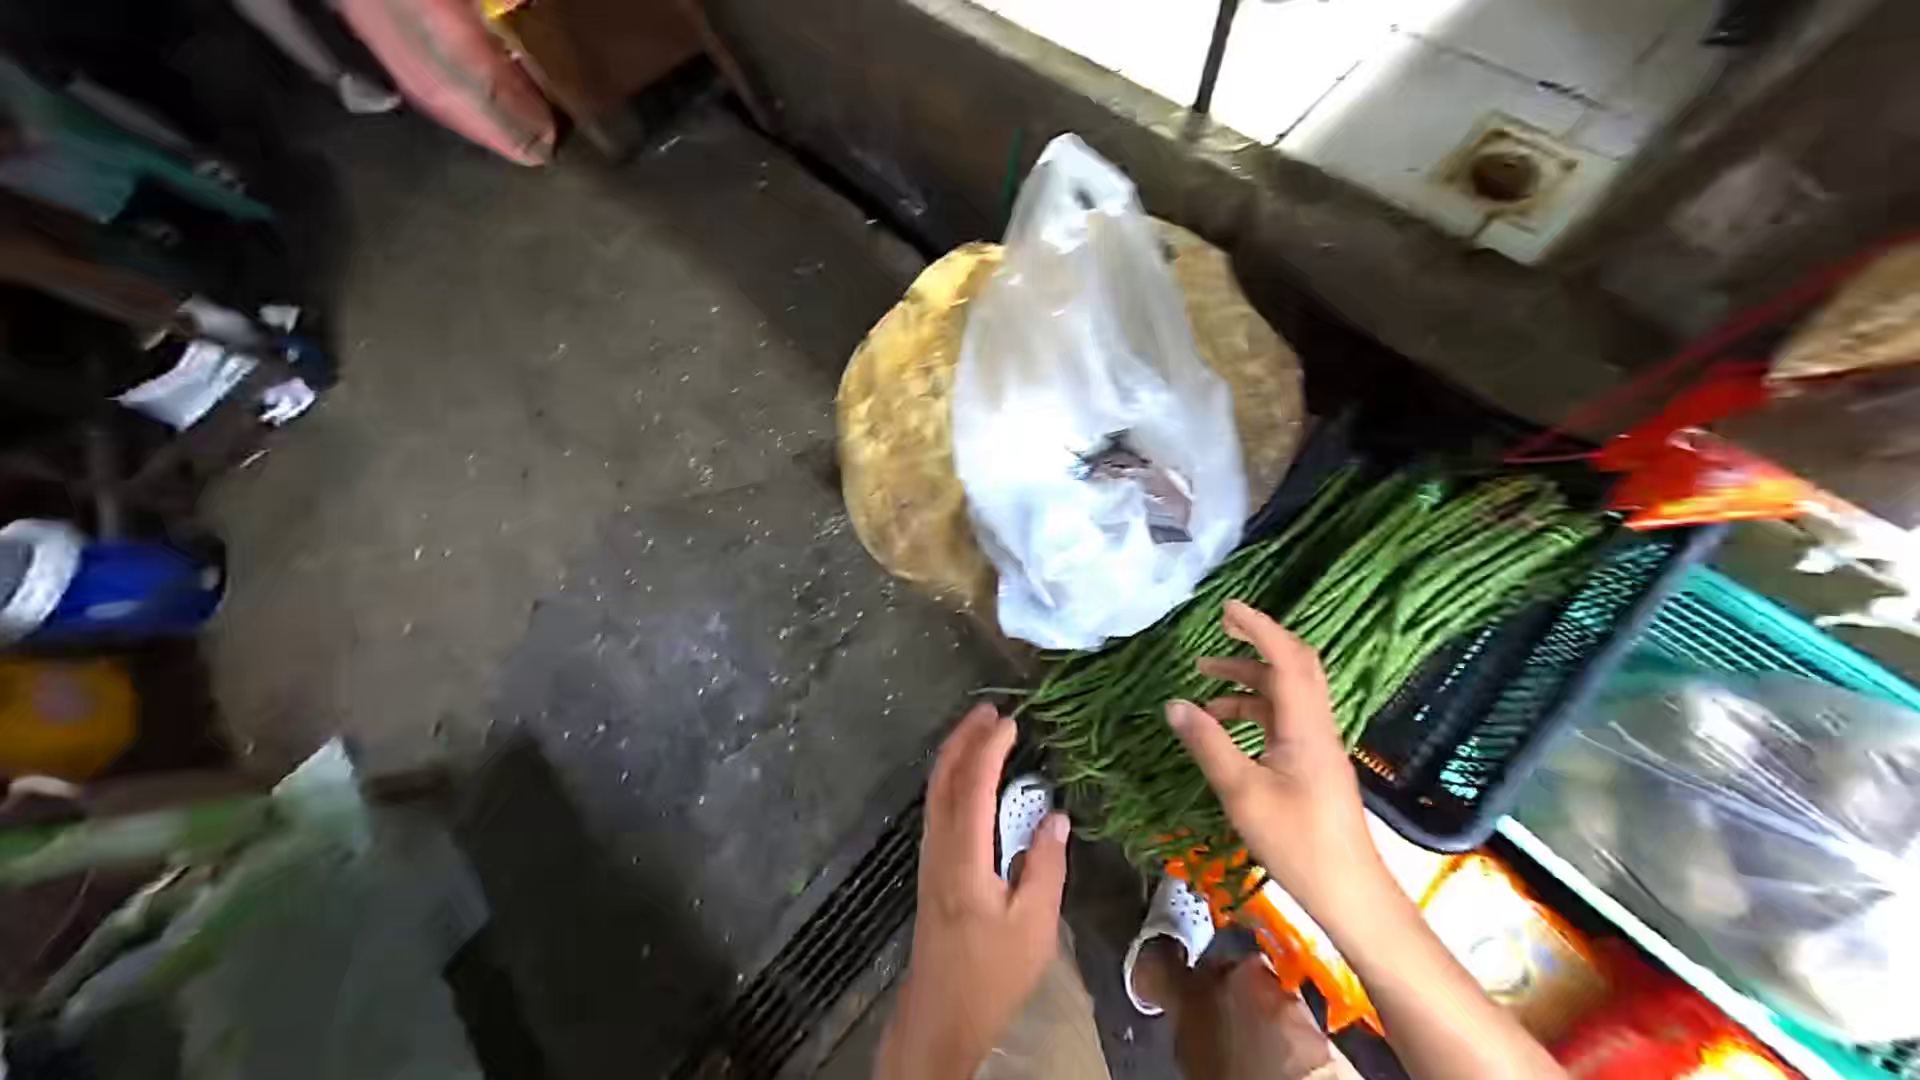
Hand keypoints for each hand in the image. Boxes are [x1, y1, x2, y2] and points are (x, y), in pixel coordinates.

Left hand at [875, 704, 1069, 1079]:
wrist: (941, 1010)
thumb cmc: (992, 972)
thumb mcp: (1033, 926)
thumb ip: (1045, 867)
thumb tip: (1056, 817)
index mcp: (964, 857)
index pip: (973, 786)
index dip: (989, 748)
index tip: (1010, 721)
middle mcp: (939, 845)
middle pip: (944, 777)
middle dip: (963, 737)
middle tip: (989, 709)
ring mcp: (930, 853)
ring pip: (936, 788)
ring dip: (955, 753)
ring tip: (980, 728)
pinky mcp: (931, 863)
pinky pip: (938, 803)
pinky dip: (952, 775)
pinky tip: (969, 774)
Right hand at [1164, 600, 1385, 920]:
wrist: (1350, 893)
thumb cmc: (1297, 842)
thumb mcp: (1242, 791)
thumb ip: (1208, 743)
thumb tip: (1174, 704)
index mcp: (1305, 726)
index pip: (1287, 660)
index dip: (1259, 628)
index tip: (1228, 608)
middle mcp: (1315, 726)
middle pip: (1294, 667)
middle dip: (1258, 641)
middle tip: (1222, 626)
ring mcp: (1315, 745)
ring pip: (1284, 694)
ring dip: (1247, 679)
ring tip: (1204, 678)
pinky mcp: (1310, 763)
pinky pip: (1280, 719)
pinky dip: (1250, 709)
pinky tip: (1221, 723)